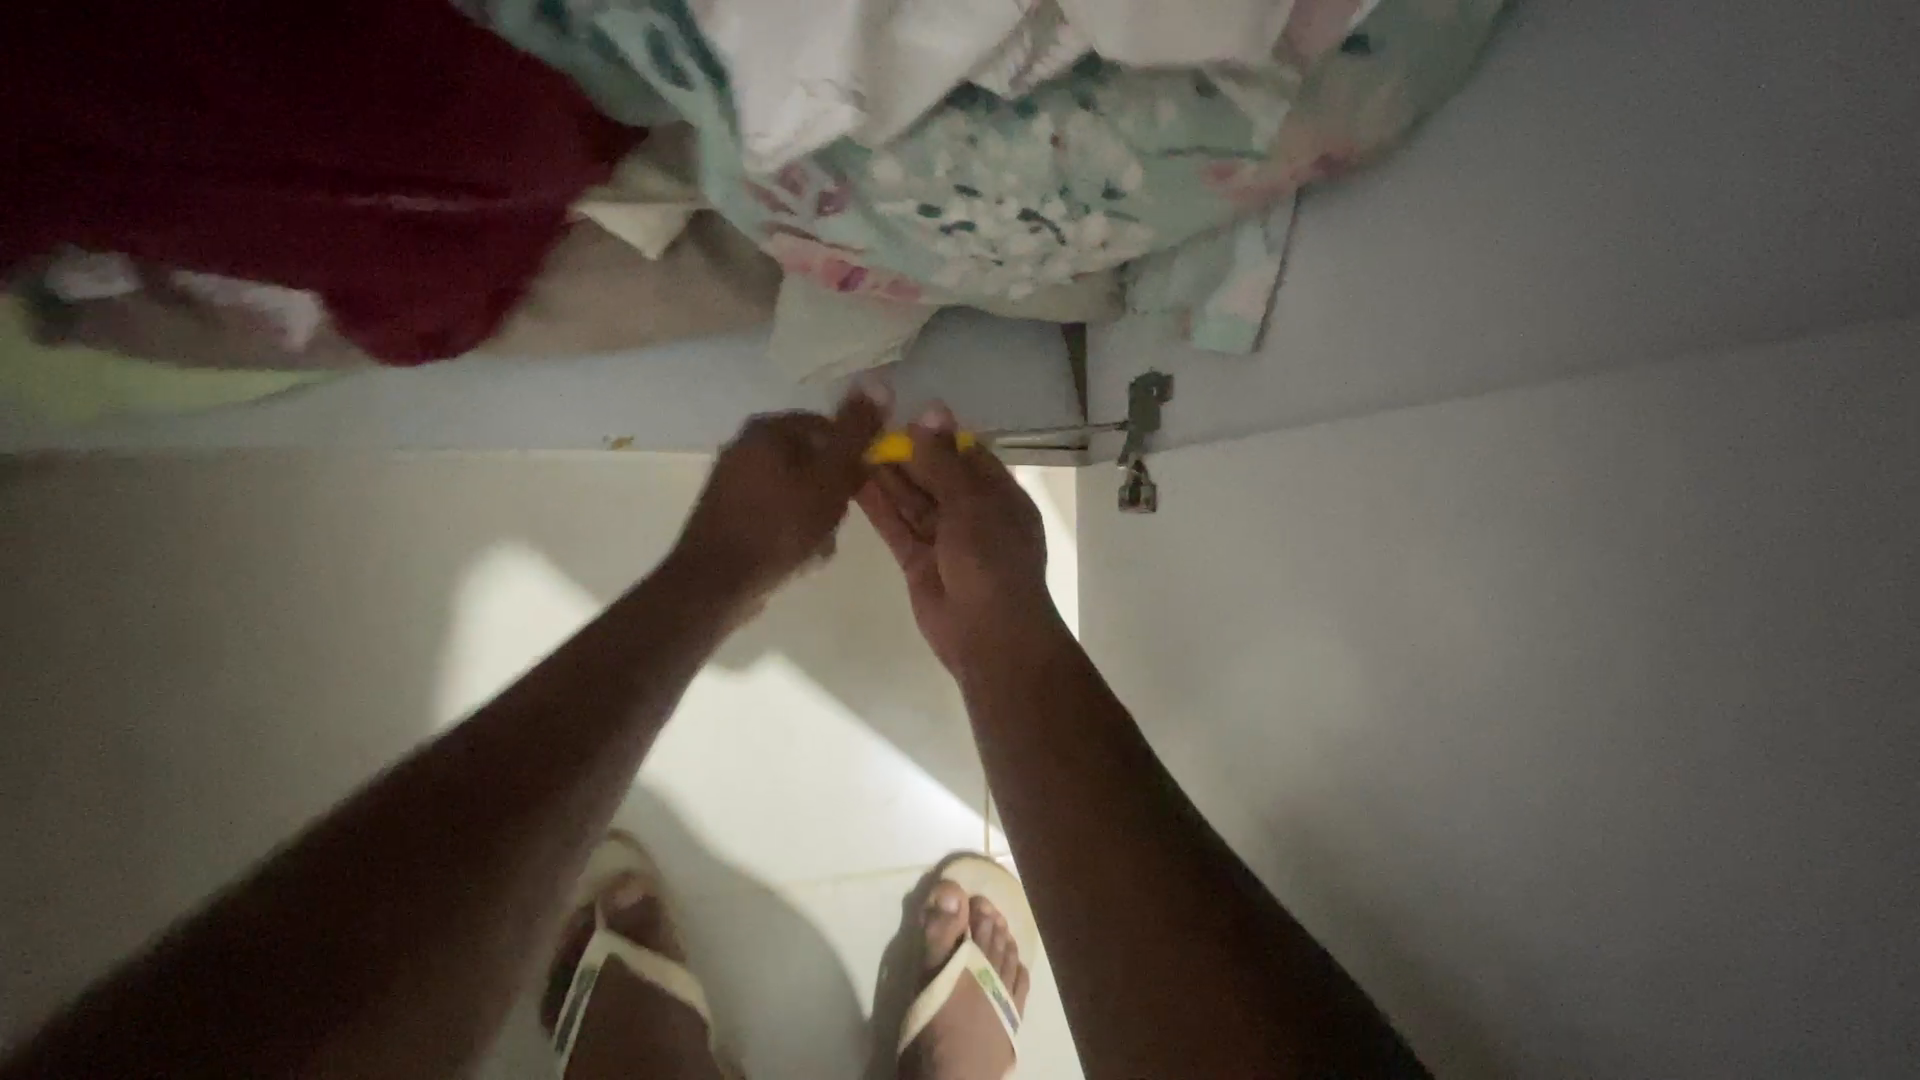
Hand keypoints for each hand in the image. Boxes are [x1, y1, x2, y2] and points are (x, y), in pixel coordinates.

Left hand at [669, 387, 885, 603]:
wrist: (716, 583)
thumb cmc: (780, 527)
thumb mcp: (830, 478)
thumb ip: (856, 434)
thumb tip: (879, 382)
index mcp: (767, 429)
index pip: (827, 428)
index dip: (851, 458)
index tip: (859, 489)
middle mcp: (743, 446)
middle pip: (812, 463)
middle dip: (831, 495)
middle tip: (835, 523)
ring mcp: (731, 482)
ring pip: (796, 493)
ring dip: (815, 519)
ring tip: (816, 546)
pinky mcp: (725, 514)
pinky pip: (774, 515)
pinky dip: (791, 532)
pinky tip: (796, 557)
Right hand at [856, 403, 1065, 674]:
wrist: (989, 634)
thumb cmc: (991, 560)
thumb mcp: (971, 504)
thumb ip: (944, 462)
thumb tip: (930, 412)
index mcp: (1001, 497)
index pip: (968, 457)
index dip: (938, 437)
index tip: (904, 417)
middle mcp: (974, 515)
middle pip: (936, 477)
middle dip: (908, 456)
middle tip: (870, 431)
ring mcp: (945, 541)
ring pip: (913, 502)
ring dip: (888, 478)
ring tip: (854, 448)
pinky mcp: (918, 563)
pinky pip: (897, 528)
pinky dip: (879, 508)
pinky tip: (854, 482)